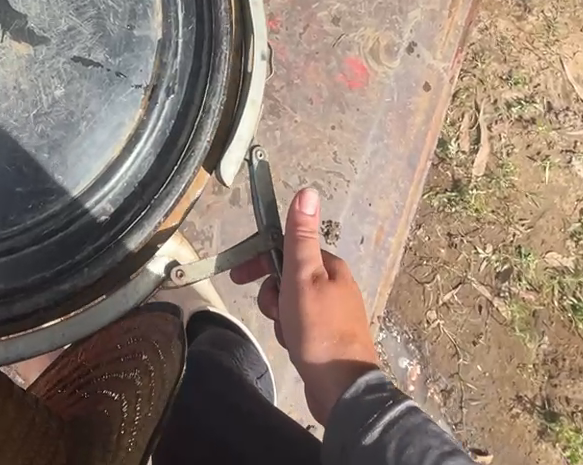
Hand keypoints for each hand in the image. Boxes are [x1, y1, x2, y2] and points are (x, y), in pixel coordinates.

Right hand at [232, 186, 380, 423]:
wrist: (343, 391)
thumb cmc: (319, 328)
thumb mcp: (303, 276)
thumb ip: (300, 235)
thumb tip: (308, 190)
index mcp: (331, 267)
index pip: (287, 250)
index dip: (260, 261)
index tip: (240, 277)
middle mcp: (335, 285)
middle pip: (287, 276)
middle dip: (272, 293)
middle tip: (271, 312)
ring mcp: (334, 313)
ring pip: (290, 302)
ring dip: (280, 315)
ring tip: (287, 333)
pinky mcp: (329, 338)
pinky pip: (299, 324)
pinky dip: (290, 332)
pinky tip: (294, 346)